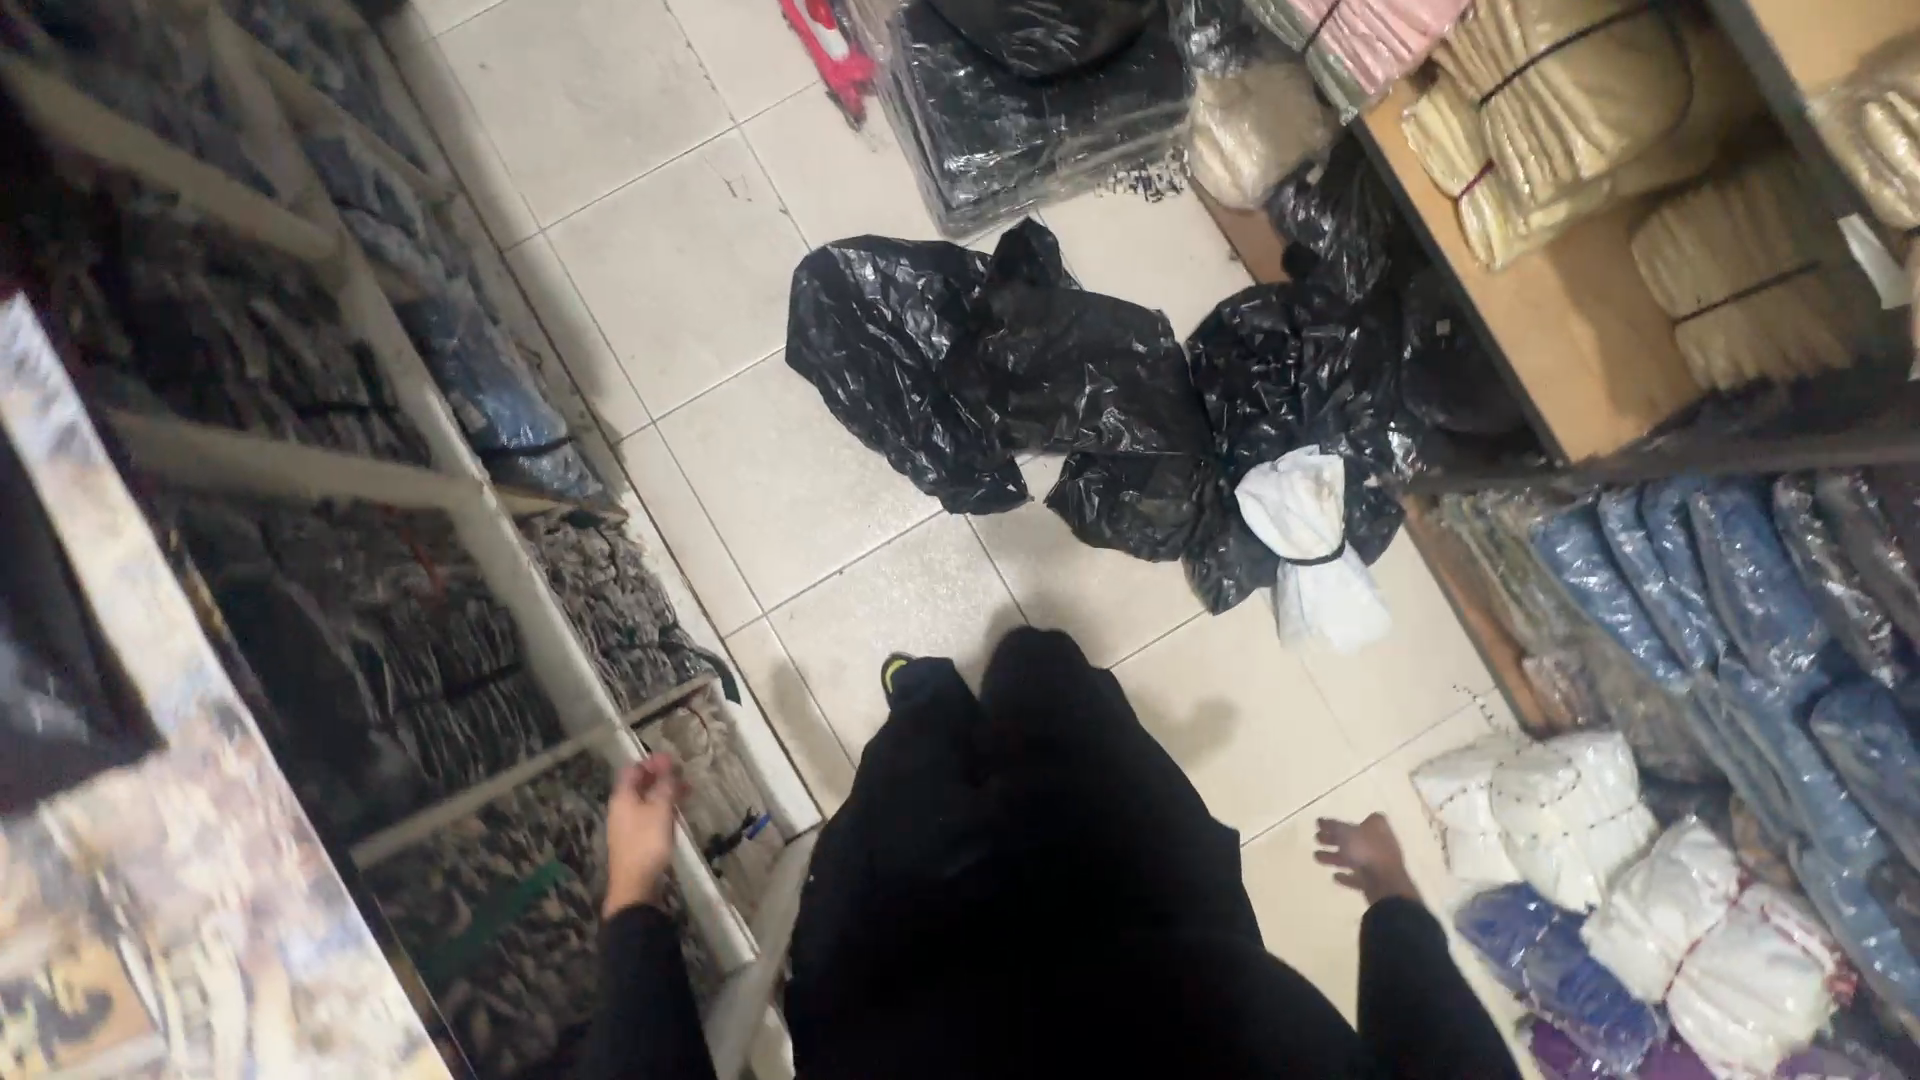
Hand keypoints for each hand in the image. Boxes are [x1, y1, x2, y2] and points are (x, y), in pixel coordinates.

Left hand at [603, 755, 682, 919]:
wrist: (635, 885)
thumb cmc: (647, 842)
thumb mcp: (660, 809)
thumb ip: (665, 784)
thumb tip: (667, 762)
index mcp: (623, 797)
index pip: (634, 769)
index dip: (652, 761)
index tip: (673, 760)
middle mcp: (622, 808)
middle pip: (639, 784)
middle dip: (661, 776)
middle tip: (683, 773)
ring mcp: (627, 825)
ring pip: (646, 800)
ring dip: (664, 792)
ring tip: (687, 791)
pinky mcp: (635, 839)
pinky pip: (649, 814)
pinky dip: (663, 807)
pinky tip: (677, 812)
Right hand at [1314, 813, 1420, 905]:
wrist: (1386, 884)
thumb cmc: (1366, 850)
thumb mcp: (1344, 832)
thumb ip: (1332, 826)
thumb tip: (1320, 821)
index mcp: (1378, 828)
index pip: (1370, 819)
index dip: (1354, 820)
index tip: (1335, 823)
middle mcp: (1381, 844)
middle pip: (1355, 839)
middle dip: (1335, 839)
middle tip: (1317, 839)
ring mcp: (1379, 864)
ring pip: (1354, 858)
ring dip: (1335, 857)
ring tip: (1316, 857)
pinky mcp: (1376, 881)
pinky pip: (1358, 877)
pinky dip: (1346, 876)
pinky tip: (1334, 876)